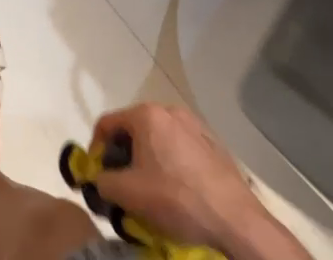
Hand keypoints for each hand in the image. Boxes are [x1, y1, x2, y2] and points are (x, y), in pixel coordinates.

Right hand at [92, 103, 308, 259]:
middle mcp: (171, 111)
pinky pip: (181, 149)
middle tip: (122, 183)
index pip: (106, 124)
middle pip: (134, 130)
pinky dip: (171, 164)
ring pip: (159, 139)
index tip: (97, 174)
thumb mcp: (127, 193)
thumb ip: (102, 181)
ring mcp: (196, 126)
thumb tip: (100, 179)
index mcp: (147, 115)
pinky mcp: (215, 145)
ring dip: (148, 160)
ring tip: (150, 190)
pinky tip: (178, 191)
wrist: (236, 221)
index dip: (95, 149)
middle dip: (123, 155)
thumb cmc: (176, 199)